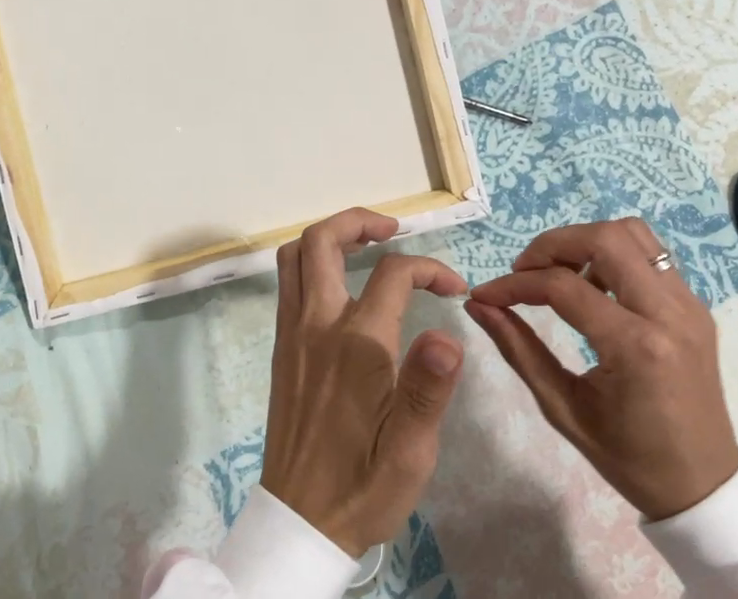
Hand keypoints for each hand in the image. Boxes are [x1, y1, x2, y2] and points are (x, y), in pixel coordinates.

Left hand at [262, 208, 469, 555]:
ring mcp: (293, 334)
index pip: (394, 274)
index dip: (430, 268)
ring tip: (367, 246)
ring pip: (295, 256)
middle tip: (394, 229)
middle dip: (357, 220)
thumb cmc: (363, 486)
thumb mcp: (411, 452)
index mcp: (357, 346)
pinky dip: (313, 264)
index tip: (456, 288)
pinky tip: (342, 285)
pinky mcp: (282, 348)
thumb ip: (428, 389)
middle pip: (321, 241)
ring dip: (329, 238)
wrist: (300, 517)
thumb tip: (448, 335)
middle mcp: (317, 326)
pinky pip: (289, 283)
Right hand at [464, 218, 737, 520]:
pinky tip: (592, 286)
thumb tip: (478, 305)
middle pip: (605, 238)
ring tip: (560, 276)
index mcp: (636, 347)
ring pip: (633, 233)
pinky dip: (613, 254)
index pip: (563, 286)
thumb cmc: (628, 457)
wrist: (703, 485)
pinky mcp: (695, 306)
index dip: (514, 284)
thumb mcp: (562, 407)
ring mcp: (690, 305)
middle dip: (552, 245)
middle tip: (525, 272)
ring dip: (585, 243)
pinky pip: (650, 254)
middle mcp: (669, 313)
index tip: (486, 295)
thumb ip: (518, 349)